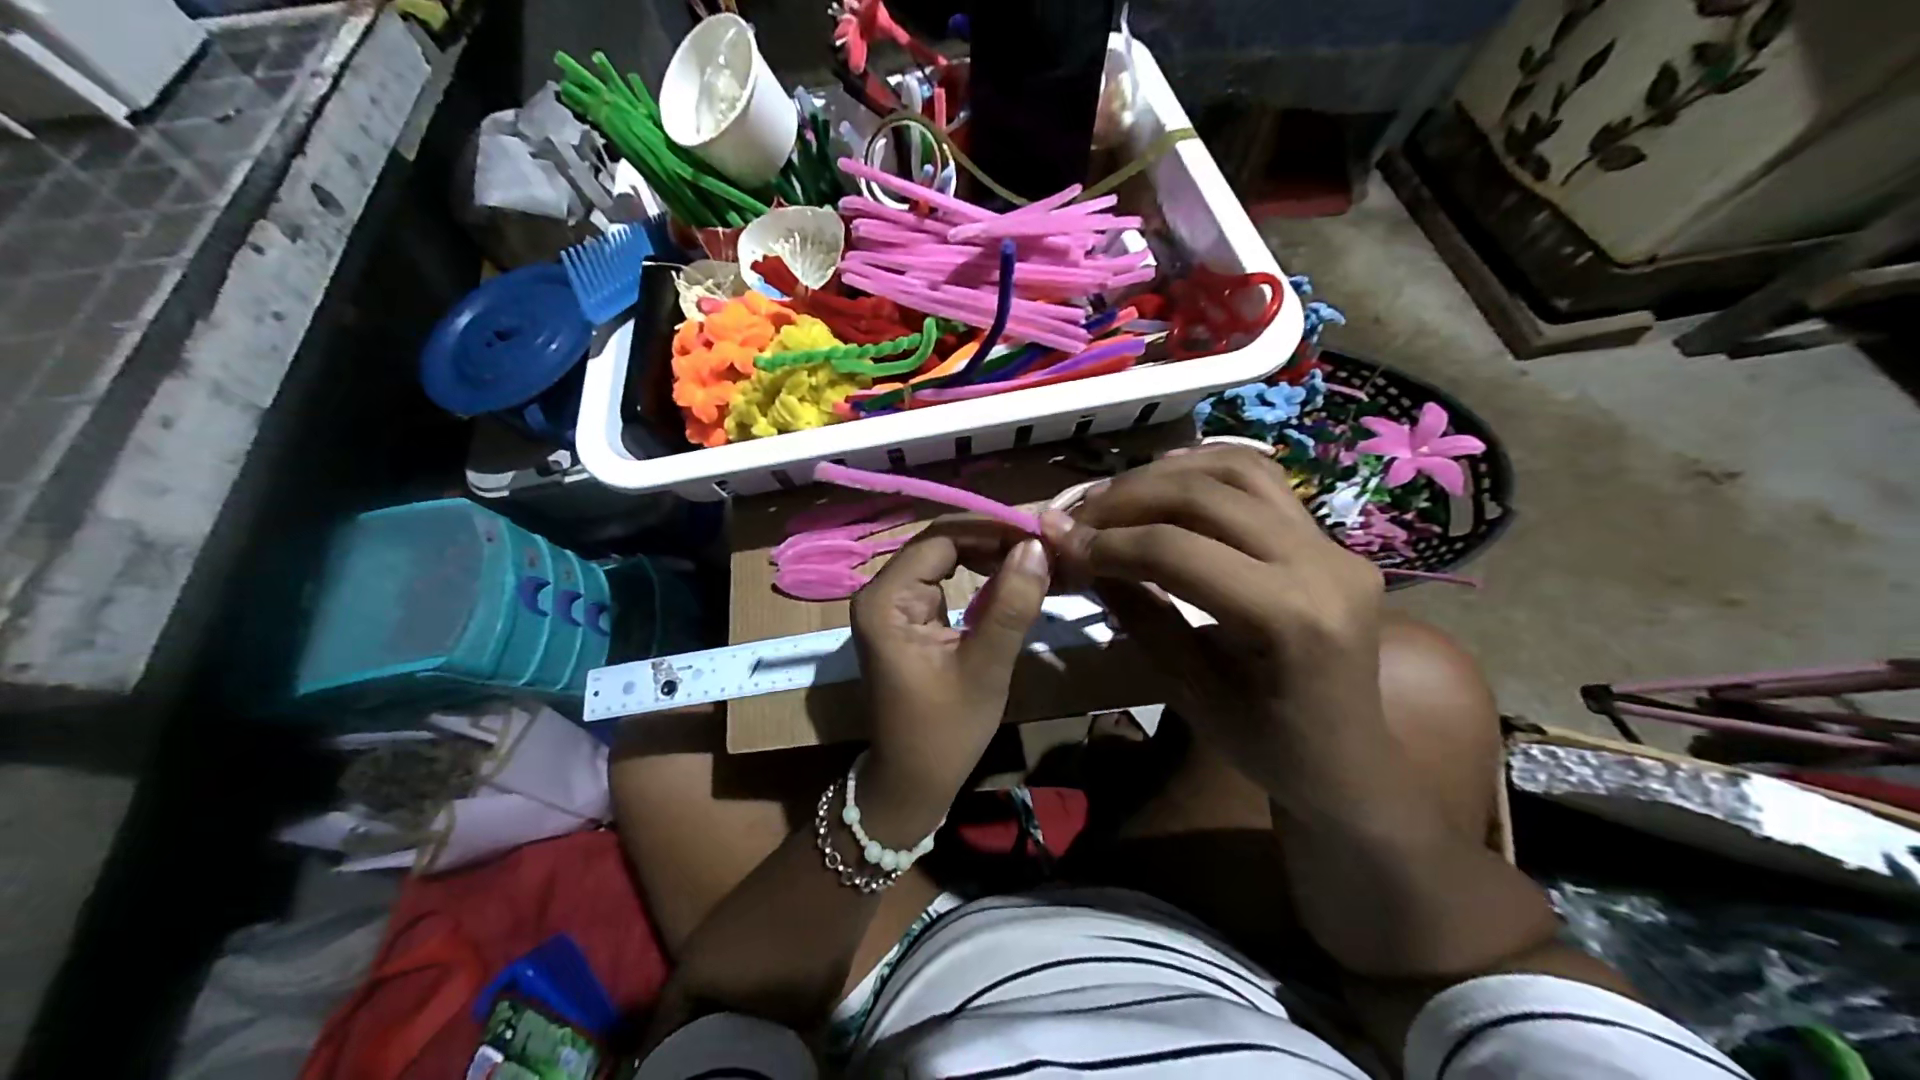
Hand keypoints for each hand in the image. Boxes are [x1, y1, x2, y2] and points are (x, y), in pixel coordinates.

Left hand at [850, 522, 1050, 840]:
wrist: (912, 780)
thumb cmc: (945, 731)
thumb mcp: (985, 668)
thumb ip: (1010, 606)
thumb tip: (1037, 546)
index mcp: (885, 600)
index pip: (941, 538)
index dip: (992, 529)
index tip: (1041, 532)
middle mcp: (879, 592)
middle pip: (940, 543)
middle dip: (993, 540)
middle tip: (1045, 545)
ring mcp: (890, 603)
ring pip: (944, 558)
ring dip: (988, 555)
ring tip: (1036, 557)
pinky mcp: (904, 617)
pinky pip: (942, 580)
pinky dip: (977, 576)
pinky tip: (1011, 577)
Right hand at [1040, 447, 1385, 792]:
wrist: (1347, 761)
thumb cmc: (1266, 746)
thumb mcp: (1188, 691)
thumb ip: (1138, 613)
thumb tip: (1079, 554)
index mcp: (1291, 619)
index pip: (1179, 551)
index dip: (1109, 541)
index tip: (1060, 541)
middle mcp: (1323, 566)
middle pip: (1206, 496)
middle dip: (1129, 498)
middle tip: (1079, 514)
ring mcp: (1334, 545)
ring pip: (1238, 470)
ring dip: (1166, 473)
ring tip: (1116, 494)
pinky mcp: (1329, 539)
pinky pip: (1264, 480)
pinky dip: (1207, 468)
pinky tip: (1166, 480)